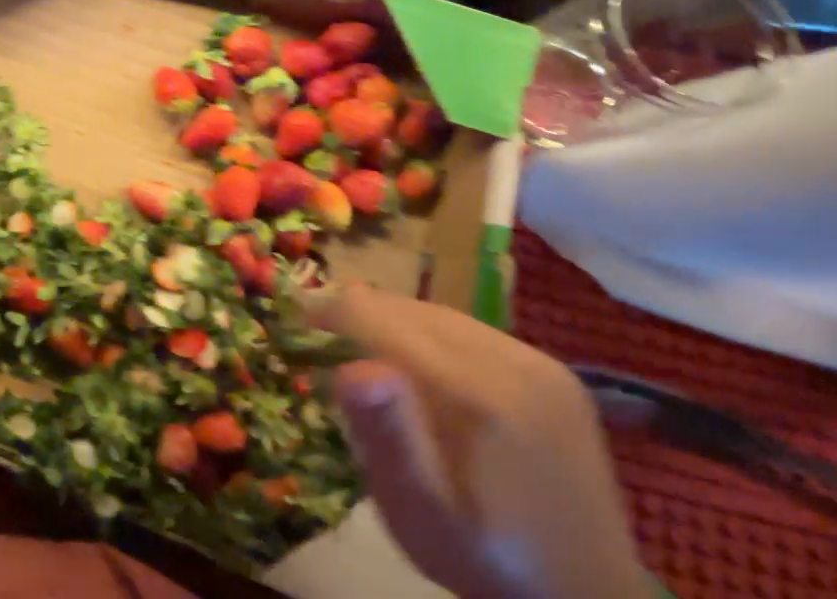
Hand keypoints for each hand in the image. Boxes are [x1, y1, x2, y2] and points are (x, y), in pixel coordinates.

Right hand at [308, 285, 652, 598]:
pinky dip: (430, 339)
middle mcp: (514, 362)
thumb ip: (388, 438)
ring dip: (391, 326)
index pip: (375, 316)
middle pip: (405, 307)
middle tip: (319, 352)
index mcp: (476, 393)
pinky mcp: (556, 375)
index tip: (291, 334)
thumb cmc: (481, 556)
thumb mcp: (420, 512)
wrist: (586, 596)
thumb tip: (353, 366)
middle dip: (354, 320)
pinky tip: (421, 374)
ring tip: (362, 359)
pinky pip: (471, 332)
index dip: (323, 315)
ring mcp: (541, 365)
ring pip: (437, 314)